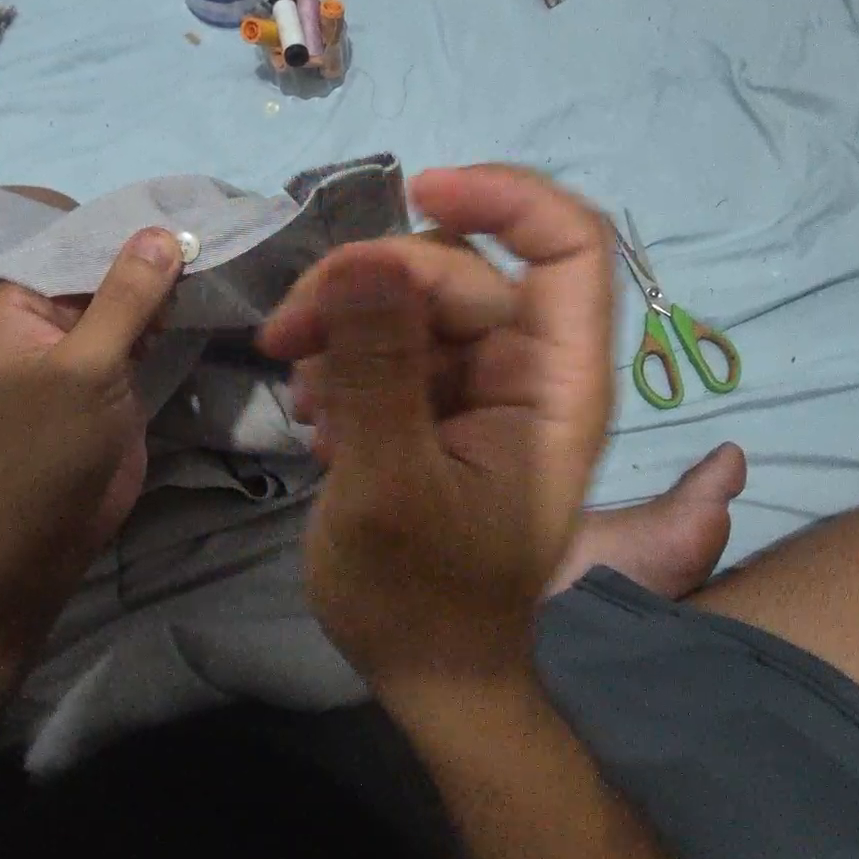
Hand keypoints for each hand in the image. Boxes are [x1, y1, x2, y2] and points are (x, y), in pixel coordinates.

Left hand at [0, 227, 181, 640]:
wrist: (44, 537)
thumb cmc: (48, 448)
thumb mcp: (86, 366)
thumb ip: (125, 298)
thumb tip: (163, 233)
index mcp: (22, 306)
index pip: (77, 247)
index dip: (128, 232)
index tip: (186, 213)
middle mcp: (52, 322)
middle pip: (108, 276)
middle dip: (156, 262)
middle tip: (216, 239)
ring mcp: (87, 354)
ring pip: (132, 308)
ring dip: (169, 294)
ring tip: (219, 264)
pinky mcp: (116, 383)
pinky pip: (145, 340)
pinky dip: (171, 326)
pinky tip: (206, 305)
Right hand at [258, 165, 614, 688]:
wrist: (426, 668)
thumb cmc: (422, 598)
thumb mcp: (389, 487)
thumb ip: (380, 372)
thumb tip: (364, 258)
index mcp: (556, 382)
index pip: (570, 244)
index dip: (506, 197)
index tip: (417, 190)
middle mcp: (527, 366)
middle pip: (457, 266)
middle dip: (366, 285)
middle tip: (288, 339)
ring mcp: (479, 380)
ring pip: (411, 297)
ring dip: (342, 327)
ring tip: (304, 399)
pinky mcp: (436, 397)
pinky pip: (387, 339)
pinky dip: (343, 361)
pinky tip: (319, 421)